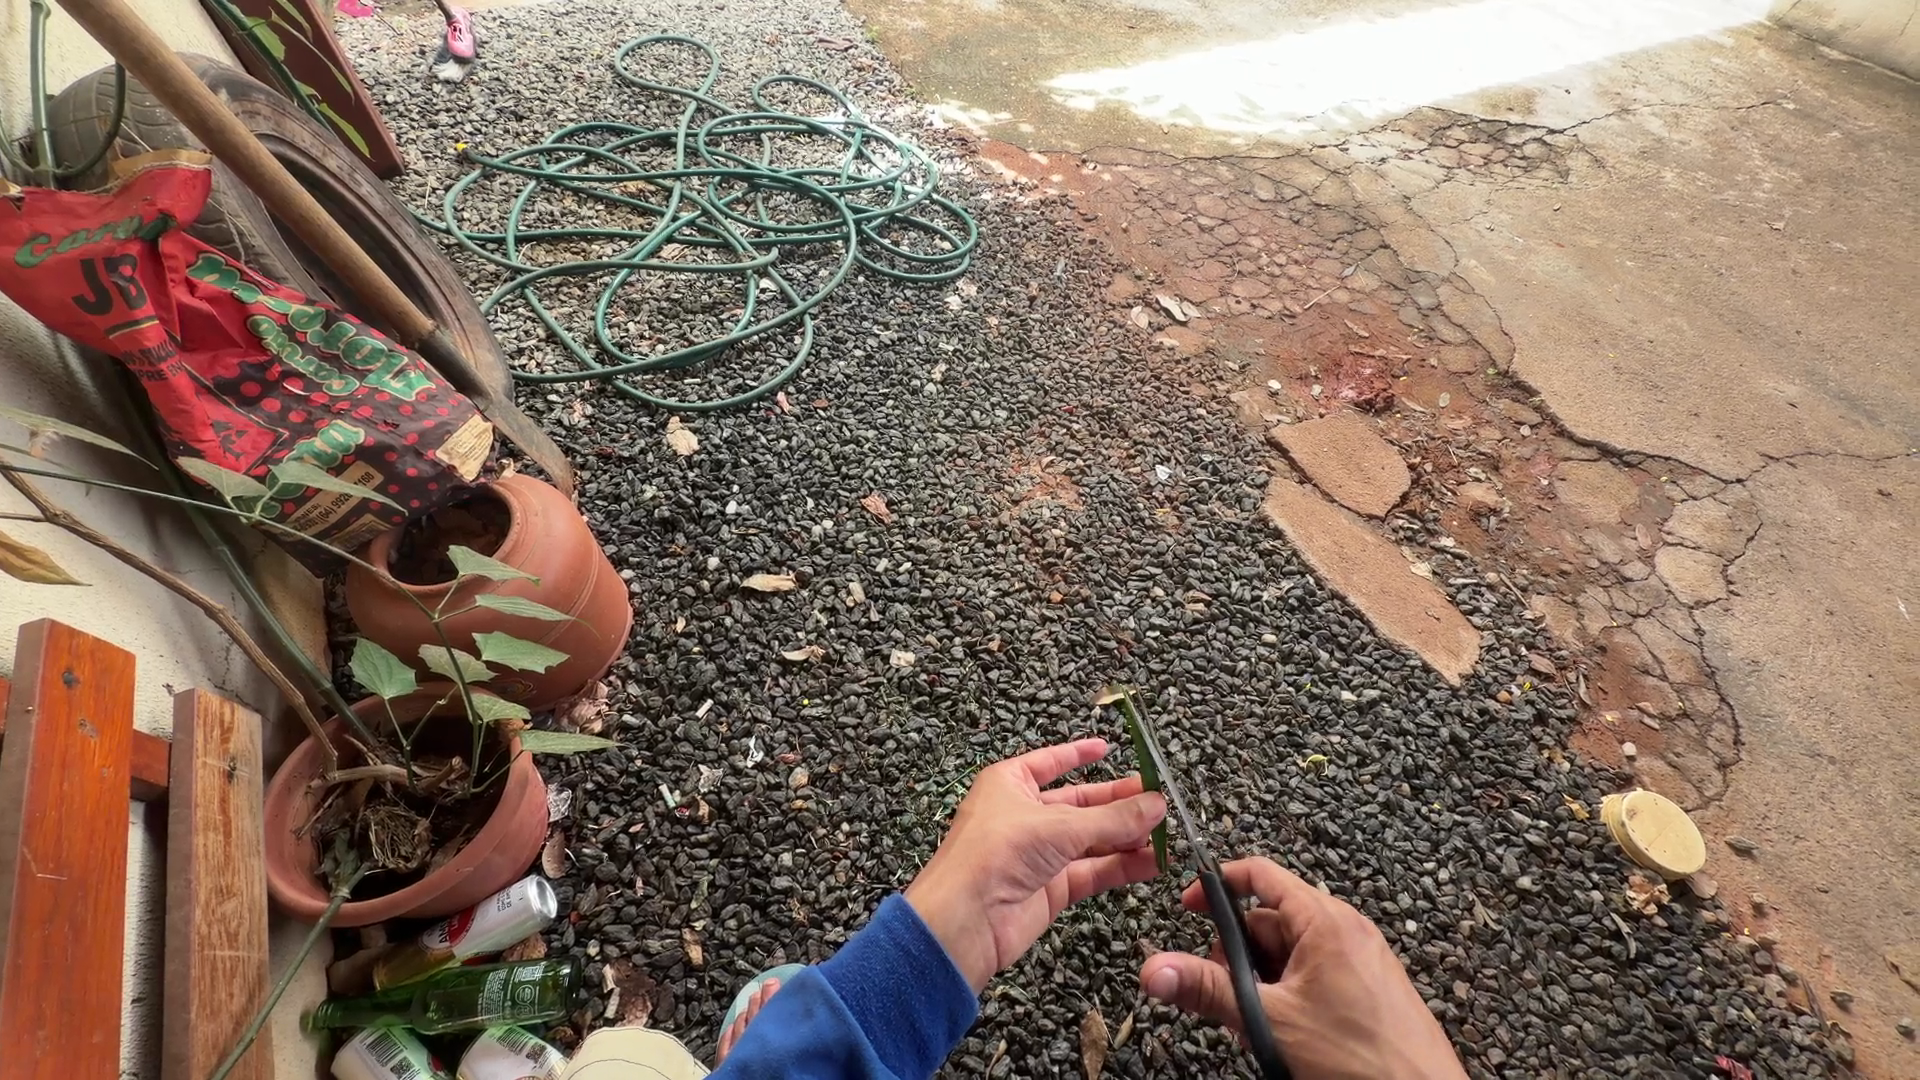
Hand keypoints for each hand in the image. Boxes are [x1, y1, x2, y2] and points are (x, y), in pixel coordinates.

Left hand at [905, 738, 1167, 992]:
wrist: (965, 920)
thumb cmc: (996, 852)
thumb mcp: (1058, 826)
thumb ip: (1111, 819)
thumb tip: (1156, 804)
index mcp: (1010, 783)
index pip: (1050, 761)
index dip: (1078, 754)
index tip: (1108, 747)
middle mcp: (1024, 814)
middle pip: (1078, 802)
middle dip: (1116, 801)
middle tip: (1157, 799)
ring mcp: (1037, 853)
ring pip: (1090, 839)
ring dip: (1125, 836)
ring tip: (1165, 832)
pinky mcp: (1050, 888)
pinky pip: (1092, 871)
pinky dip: (1121, 866)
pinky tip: (1152, 862)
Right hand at [1140, 858, 1465, 1079]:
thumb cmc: (1361, 1063)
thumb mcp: (1271, 1022)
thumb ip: (1208, 990)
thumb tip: (1154, 969)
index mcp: (1324, 919)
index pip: (1259, 874)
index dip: (1217, 883)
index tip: (1188, 907)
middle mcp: (1345, 928)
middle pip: (1269, 919)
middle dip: (1239, 954)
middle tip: (1226, 993)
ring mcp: (1361, 957)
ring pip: (1290, 951)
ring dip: (1263, 979)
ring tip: (1259, 1024)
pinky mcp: (1371, 987)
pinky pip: (1315, 972)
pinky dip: (1289, 992)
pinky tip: (1285, 1031)